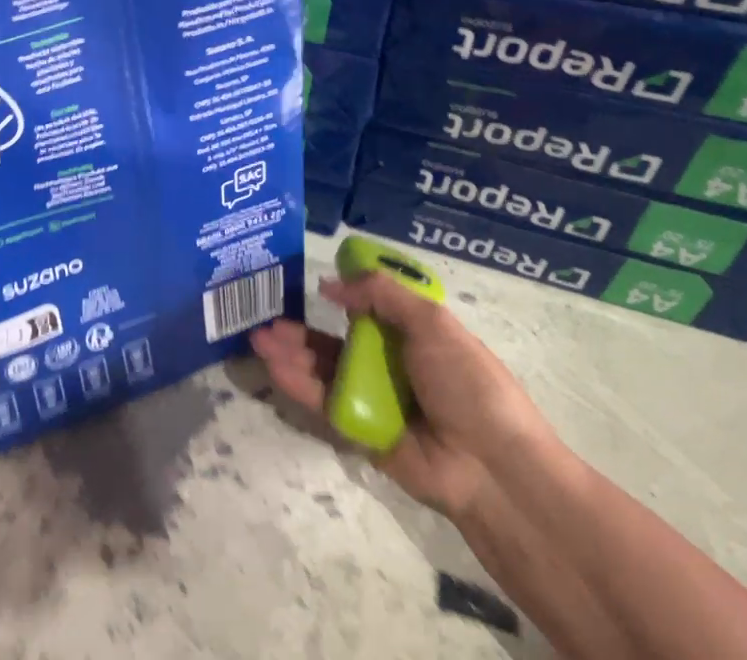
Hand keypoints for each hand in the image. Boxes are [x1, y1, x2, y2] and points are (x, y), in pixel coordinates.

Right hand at [249, 275, 557, 518]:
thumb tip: (331, 283)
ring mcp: (373, 400)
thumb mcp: (433, 324)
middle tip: (267, 315)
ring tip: (258, 337)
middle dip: (302, 329)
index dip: (341, 297)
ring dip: (291, 353)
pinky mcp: (358, 431)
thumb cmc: (468, 384)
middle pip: (337, 341)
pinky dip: (298, 383)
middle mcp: (390, 366)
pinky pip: (323, 402)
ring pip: (324, 370)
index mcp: (415, 338)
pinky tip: (273, 365)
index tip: (311, 283)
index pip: (371, 311)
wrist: (488, 464)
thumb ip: (382, 295)